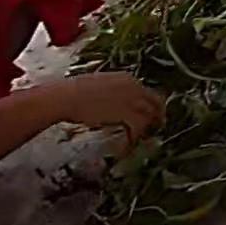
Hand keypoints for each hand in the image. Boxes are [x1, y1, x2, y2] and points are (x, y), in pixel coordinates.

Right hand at [40, 73, 162, 139]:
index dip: (147, 103)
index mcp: (127, 78)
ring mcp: (133, 99)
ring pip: (149, 114)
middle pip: (154, 100)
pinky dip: (134, 137)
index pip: (144, 91)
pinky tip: (127, 146)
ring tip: (146, 138)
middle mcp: (135, 87)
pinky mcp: (127, 113)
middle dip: (157, 113)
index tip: (147, 111)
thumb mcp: (98, 86)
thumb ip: (110, 93)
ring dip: (148, 127)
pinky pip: (138, 126)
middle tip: (158, 123)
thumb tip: (109, 104)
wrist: (67, 97)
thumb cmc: (72, 92)